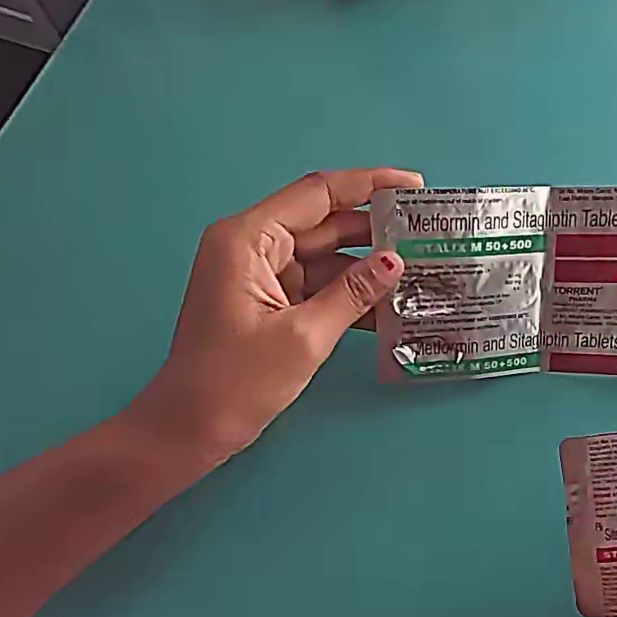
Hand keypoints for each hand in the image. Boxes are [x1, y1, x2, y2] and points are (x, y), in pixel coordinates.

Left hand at [123, 168, 421, 471]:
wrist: (188, 431)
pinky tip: (390, 305)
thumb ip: (353, 293)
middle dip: (376, 229)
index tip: (414, 185)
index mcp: (249, 239)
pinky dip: (351, 294)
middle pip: (326, 223)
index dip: (369, 184)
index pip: (318, 193)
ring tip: (421, 270)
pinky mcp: (271, 300)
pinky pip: (319, 285)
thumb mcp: (304, 336)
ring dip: (369, 267)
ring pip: (327, 257)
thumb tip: (396, 261)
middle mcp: (254, 246)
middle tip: (427, 234)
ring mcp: (262, 274)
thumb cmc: (236, 383)